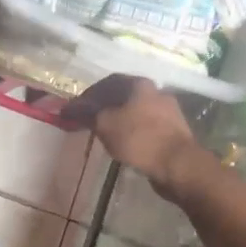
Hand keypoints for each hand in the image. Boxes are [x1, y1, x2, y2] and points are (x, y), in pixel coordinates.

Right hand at [64, 75, 200, 192]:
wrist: (177, 164)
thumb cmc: (138, 138)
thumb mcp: (104, 124)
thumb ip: (86, 113)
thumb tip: (68, 108)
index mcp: (139, 84)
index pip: (108, 82)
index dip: (89, 94)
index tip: (75, 108)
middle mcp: (156, 92)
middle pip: (123, 96)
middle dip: (104, 107)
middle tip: (88, 121)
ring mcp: (168, 112)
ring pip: (136, 112)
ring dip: (118, 120)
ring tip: (104, 134)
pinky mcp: (174, 131)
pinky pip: (146, 127)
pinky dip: (132, 132)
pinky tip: (124, 144)